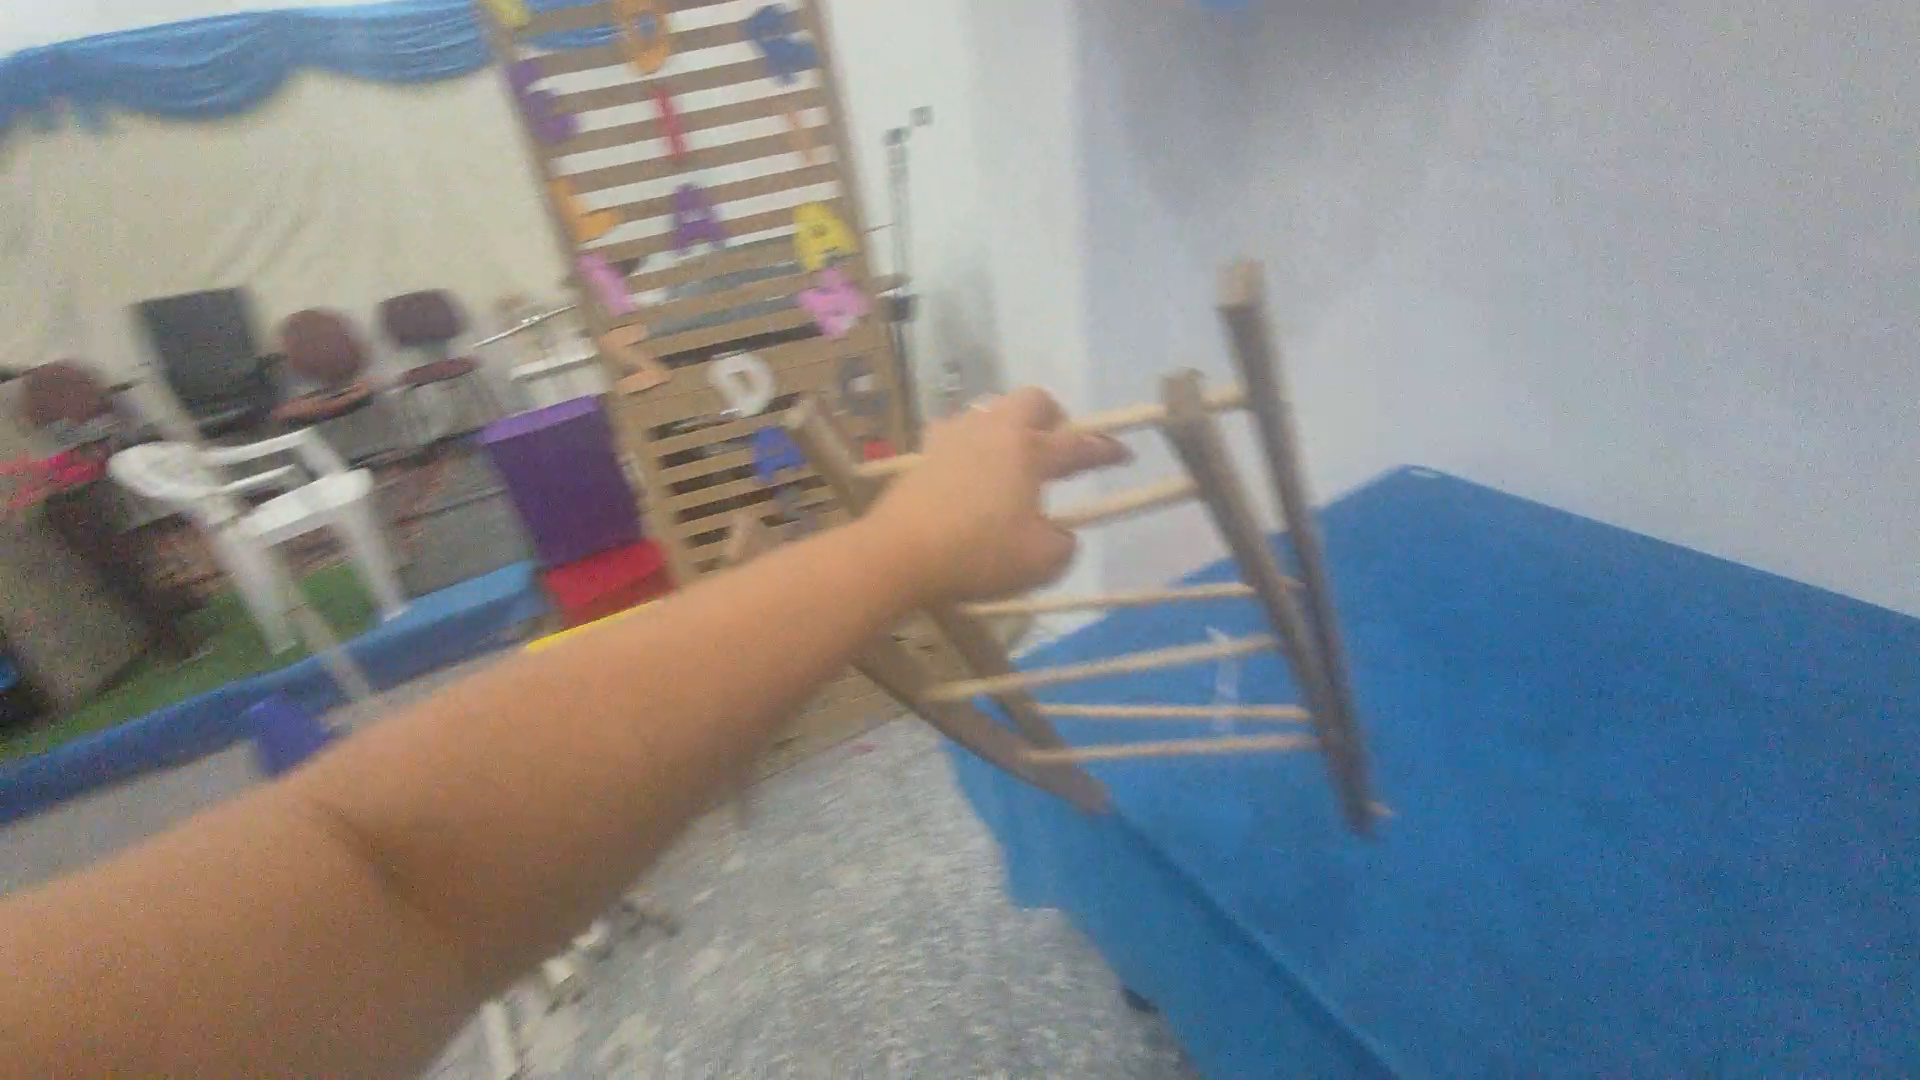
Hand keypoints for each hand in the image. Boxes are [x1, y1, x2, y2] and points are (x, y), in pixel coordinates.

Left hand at [863, 388, 1130, 603]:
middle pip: (1031, 401)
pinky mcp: (923, 454)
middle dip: (1053, 416)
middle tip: (1059, 443)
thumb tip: (1059, 533)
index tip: (1123, 453)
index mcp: (1028, 450)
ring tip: (1012, 456)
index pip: (1078, 443)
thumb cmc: (978, 553)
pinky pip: (956, 434)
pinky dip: (973, 445)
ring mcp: (953, 437)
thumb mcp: (1040, 561)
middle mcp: (993, 430)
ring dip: (1008, 426)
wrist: (900, 552)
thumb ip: (1063, 543)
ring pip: (989, 410)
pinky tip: (969, 469)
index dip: (1105, 448)